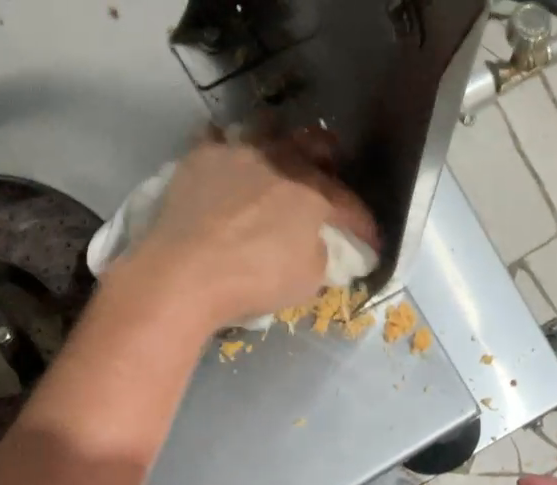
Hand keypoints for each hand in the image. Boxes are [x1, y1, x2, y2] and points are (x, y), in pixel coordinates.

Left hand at [129, 129, 381, 329]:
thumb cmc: (256, 280)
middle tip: (332, 172)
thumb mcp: (308, 279)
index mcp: (312, 193)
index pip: (349, 204)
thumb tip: (321, 244)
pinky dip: (229, 145)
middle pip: (314, 146)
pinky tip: (229, 155)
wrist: (184, 274)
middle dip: (329, 159)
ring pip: (268, 130)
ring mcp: (237, 153)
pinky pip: (218, 138)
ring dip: (280, 141)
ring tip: (280, 154)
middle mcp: (279, 162)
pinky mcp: (199, 158)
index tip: (371, 243)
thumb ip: (321, 254)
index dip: (364, 225)